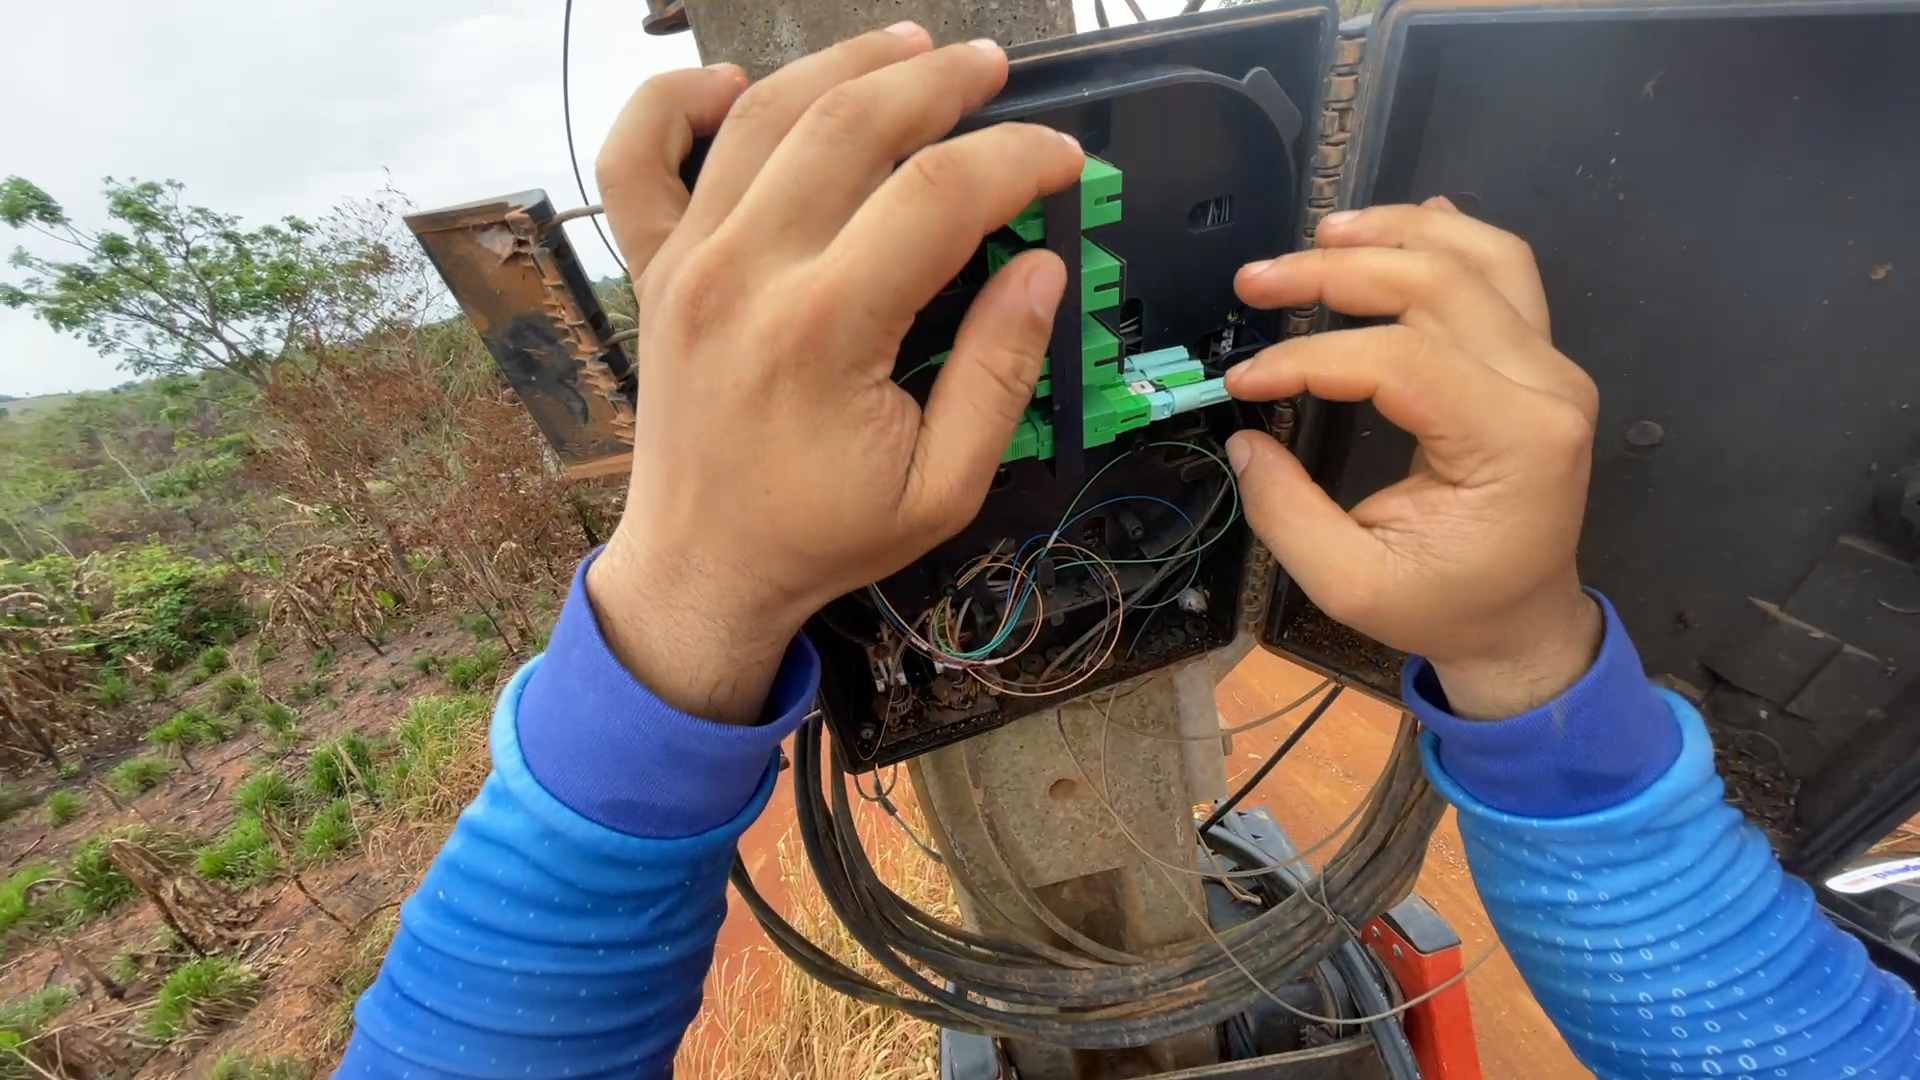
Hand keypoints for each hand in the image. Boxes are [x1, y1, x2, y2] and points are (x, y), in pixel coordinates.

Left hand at [586, 26, 1084, 723]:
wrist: (706, 569)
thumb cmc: (825, 539)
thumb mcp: (943, 488)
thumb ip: (997, 375)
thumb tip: (1039, 270)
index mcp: (825, 331)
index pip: (938, 196)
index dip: (1016, 161)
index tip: (1062, 160)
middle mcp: (745, 273)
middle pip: (851, 125)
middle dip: (940, 85)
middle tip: (995, 73)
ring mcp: (685, 264)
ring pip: (764, 115)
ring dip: (845, 64)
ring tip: (911, 48)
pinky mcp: (653, 273)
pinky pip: (638, 155)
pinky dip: (680, 100)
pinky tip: (736, 88)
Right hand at [1224, 199, 1602, 717]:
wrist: (1522, 621)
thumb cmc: (1441, 607)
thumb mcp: (1347, 583)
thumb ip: (1287, 513)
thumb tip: (1244, 439)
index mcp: (1509, 442)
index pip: (1398, 360)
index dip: (1307, 359)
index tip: (1241, 382)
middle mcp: (1545, 386)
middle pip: (1438, 284)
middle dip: (1335, 272)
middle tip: (1256, 279)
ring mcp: (1550, 368)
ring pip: (1481, 258)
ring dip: (1395, 233)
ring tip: (1321, 233)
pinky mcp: (1536, 365)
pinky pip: (1504, 275)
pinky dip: (1450, 238)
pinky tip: (1407, 221)